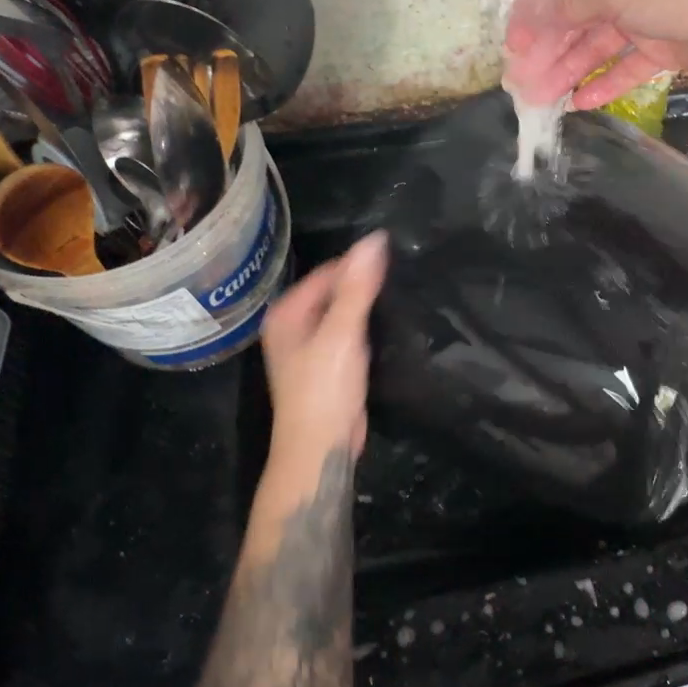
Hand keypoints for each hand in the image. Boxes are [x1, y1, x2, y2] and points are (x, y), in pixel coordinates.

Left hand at [259, 231, 387, 466]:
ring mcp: (309, 345)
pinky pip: (349, 333)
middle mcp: (293, 324)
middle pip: (336, 290)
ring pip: (344, 312)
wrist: (319, 447)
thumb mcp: (342, 334)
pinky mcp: (327, 364)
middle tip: (401, 282)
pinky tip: (387, 329)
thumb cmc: (324, 390)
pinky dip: (366, 329)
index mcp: (286, 312)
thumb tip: (375, 239)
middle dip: (364, 287)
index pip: (329, 271)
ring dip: (367, 309)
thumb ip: (357, 287)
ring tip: (398, 301)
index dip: (359, 268)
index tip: (394, 267)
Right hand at [502, 0, 687, 108]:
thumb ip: (567, 6)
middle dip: (547, 49)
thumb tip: (524, 13)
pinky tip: (582, 103)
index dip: (533, 9)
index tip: (514, 43)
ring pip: (597, 45)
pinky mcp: (665, 47)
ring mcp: (646, 14)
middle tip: (522, 84)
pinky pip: (627, 66)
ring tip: (542, 101)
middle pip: (575, 16)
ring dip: (569, 71)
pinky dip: (605, 83)